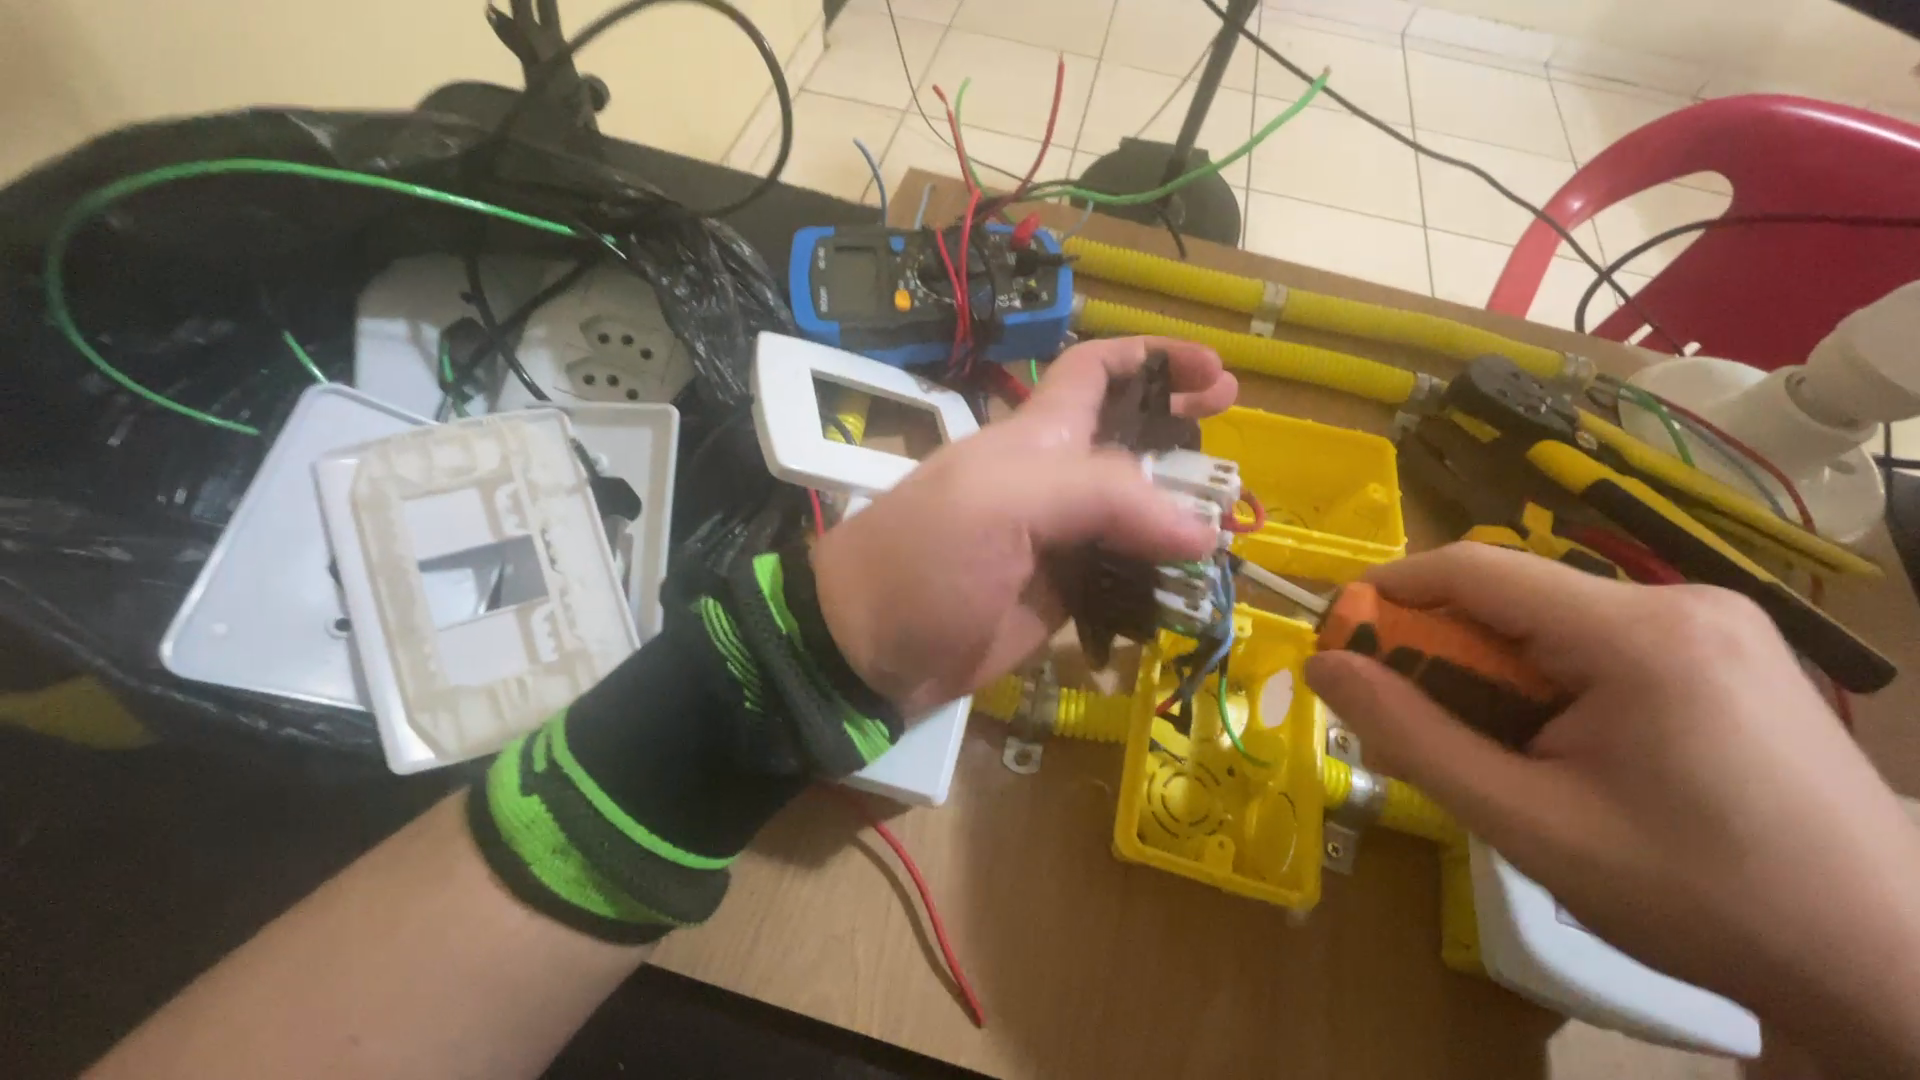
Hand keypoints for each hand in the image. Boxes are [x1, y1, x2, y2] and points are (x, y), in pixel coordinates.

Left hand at [812, 336, 1236, 716]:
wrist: (870, 647)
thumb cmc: (928, 558)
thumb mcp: (1005, 502)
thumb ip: (1103, 499)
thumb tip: (1200, 530)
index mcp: (1038, 438)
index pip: (1097, 372)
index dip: (1154, 358)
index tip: (1216, 369)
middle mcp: (1055, 482)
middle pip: (1131, 442)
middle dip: (1183, 433)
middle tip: (1238, 450)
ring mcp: (1061, 542)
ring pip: (1138, 516)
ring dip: (1183, 518)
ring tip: (1229, 529)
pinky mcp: (1063, 597)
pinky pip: (1127, 578)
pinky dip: (1162, 580)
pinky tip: (1193, 589)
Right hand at [1304, 543, 1919, 1073]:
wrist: (1888, 967)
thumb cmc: (1696, 898)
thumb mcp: (1526, 822)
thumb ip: (1412, 736)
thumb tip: (1322, 667)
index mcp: (1637, 633)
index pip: (1472, 569)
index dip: (1387, 596)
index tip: (1338, 647)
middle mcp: (1680, 601)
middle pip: (1511, 597)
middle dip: (1443, 652)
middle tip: (1414, 725)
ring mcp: (1715, 622)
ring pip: (1549, 620)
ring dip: (1494, 673)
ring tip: (1492, 753)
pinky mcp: (1727, 652)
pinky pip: (1595, 640)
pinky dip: (1546, 681)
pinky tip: (1558, 747)